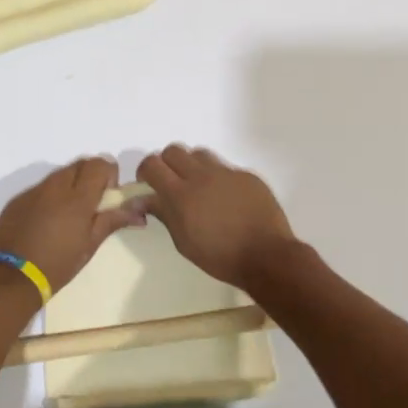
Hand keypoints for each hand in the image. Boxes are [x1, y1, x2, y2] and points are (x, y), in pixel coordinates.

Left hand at [0, 158, 144, 290]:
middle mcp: (54, 186)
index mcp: (77, 197)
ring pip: (59, 175)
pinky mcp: (17, 200)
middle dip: (90, 178)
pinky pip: (39, 189)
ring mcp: (33, 191)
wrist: (12, 277)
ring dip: (69, 186)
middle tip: (90, 206)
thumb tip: (140, 212)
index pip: (100, 164)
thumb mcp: (90, 244)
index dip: (108, 175)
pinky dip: (49, 197)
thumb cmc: (58, 264)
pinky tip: (45, 223)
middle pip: (79, 164)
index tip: (107, 197)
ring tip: (68, 217)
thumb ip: (113, 220)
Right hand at [138, 145, 296, 287]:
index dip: (145, 171)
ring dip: (192, 166)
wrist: (266, 256)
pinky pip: (225, 167)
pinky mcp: (247, 175)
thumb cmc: (219, 256)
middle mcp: (202, 176)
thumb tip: (141, 200)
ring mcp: (227, 173)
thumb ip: (163, 213)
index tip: (148, 185)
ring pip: (199, 154)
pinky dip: (217, 178)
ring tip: (199, 188)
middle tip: (171, 184)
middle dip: (167, 164)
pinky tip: (226, 199)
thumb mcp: (183, 242)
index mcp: (181, 194)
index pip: (152, 164)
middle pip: (173, 151)